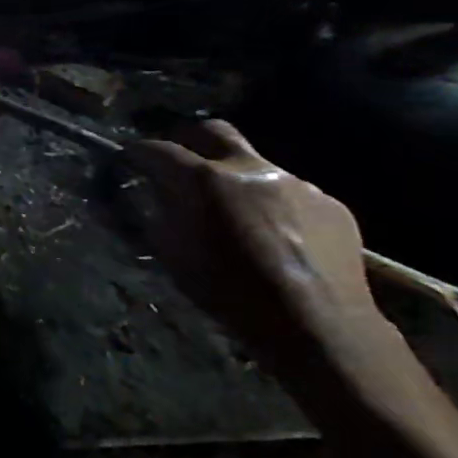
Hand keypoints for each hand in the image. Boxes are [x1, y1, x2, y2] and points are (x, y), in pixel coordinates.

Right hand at [126, 121, 379, 371]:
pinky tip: (275, 237)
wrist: (318, 326)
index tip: (129, 157)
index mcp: (206, 182)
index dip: (138, 152)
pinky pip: (290, 192)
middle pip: (212, 131)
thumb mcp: (175, 260)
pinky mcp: (328, 202)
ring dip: (234, 179)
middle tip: (179, 164)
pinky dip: (272, 204)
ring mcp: (295, 182)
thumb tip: (145, 197)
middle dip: (188, 140)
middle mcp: (251, 168)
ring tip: (233, 214)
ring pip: (254, 164)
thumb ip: (156, 220)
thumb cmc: (233, 296)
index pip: (160, 150)